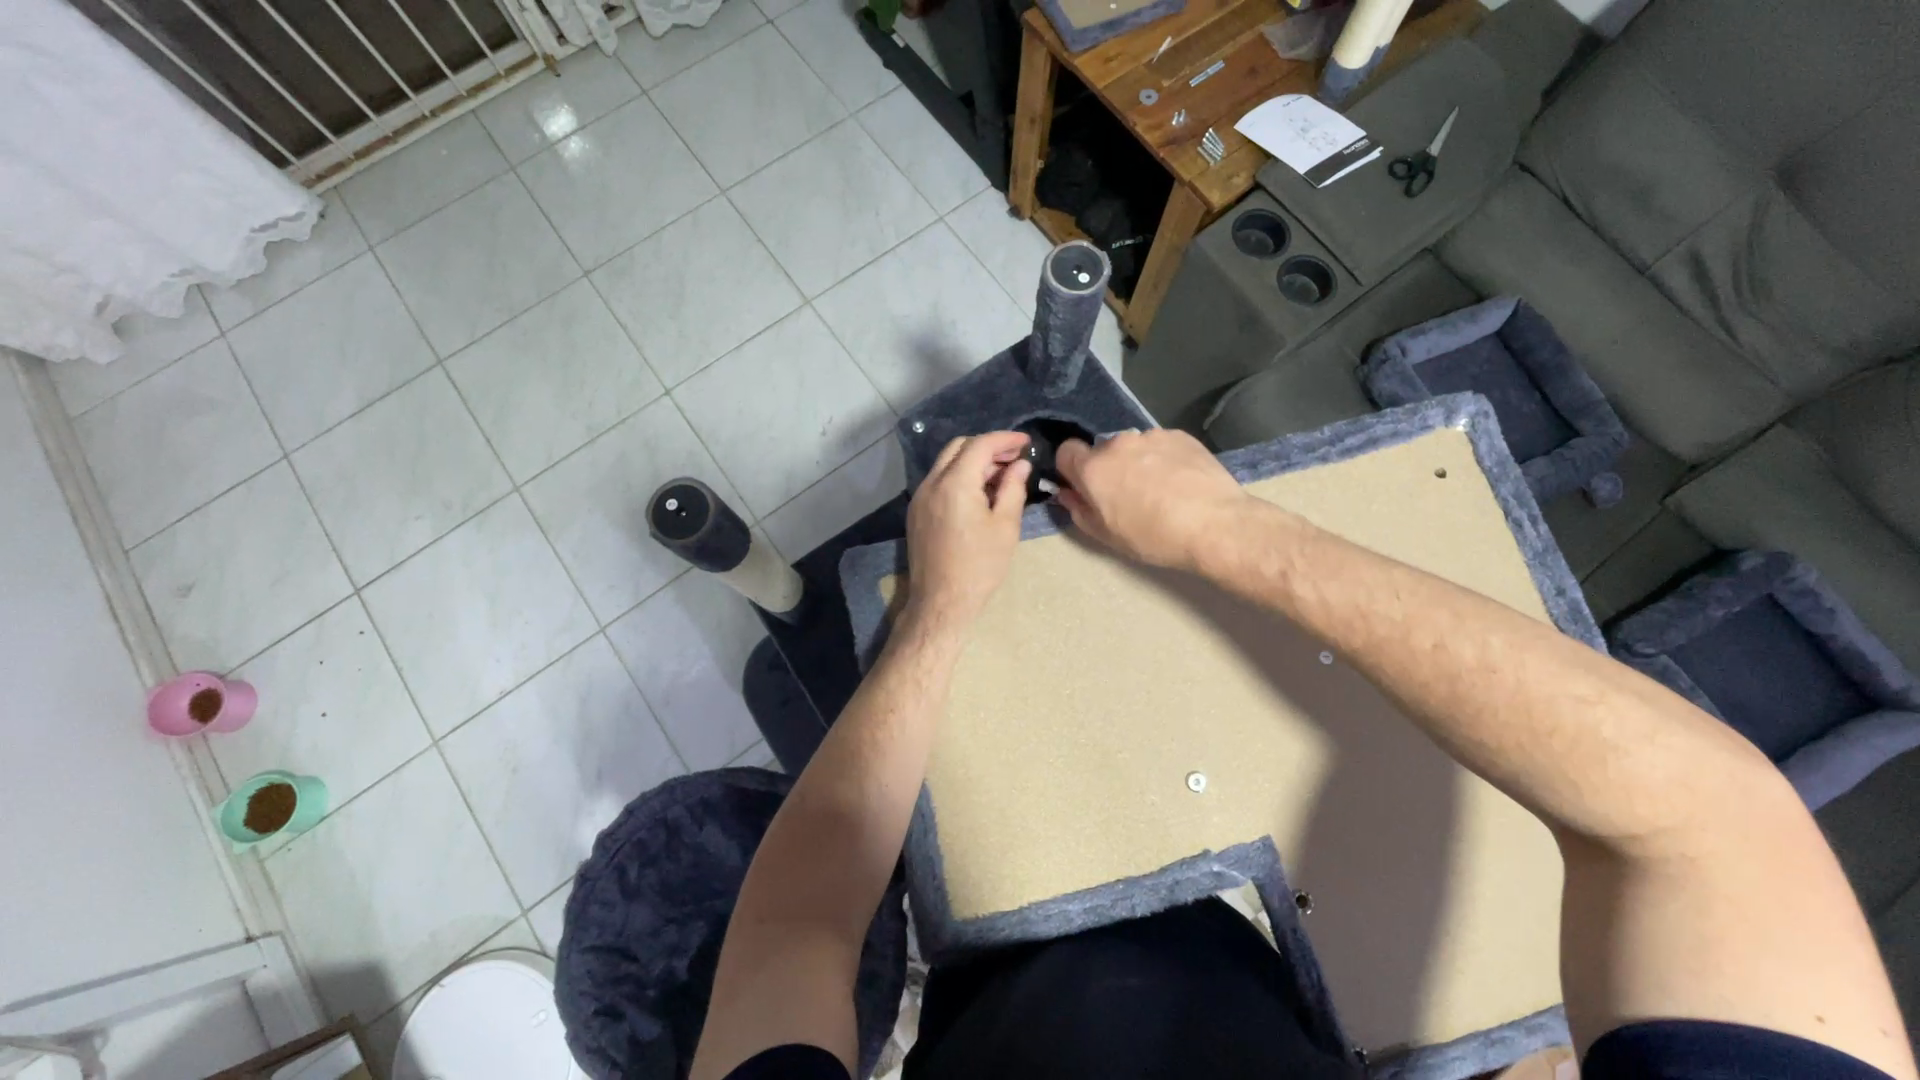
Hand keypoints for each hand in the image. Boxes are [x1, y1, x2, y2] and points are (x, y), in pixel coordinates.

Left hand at [905, 432, 1032, 624]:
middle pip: (959, 448)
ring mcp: (920, 497)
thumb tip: (1020, 465)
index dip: (1005, 439)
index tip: (1025, 442)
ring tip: (1001, 477)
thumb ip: (1013, 488)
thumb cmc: (980, 566)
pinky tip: (979, 494)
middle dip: (987, 447)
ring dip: (972, 462)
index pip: (980, 445)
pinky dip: (959, 478)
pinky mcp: (917, 512)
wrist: (941, 601)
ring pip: (946, 464)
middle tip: (1013, 459)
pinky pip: (939, 482)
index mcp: (955, 483)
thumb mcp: (1005, 526)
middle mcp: (932, 483)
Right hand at [1054, 429, 1249, 570]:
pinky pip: (1160, 445)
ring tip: (1160, 490)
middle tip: (1128, 496)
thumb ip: (1079, 510)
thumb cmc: (1154, 536)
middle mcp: (1118, 443)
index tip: (1086, 488)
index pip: (1066, 452)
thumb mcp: (1107, 535)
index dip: (1073, 470)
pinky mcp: (1180, 435)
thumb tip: (1067, 493)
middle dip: (1109, 469)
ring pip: (1133, 448)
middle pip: (1103, 451)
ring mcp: (1151, 436)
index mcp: (1093, 468)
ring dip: (1137, 462)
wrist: (1214, 524)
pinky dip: (1164, 459)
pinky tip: (1180, 481)